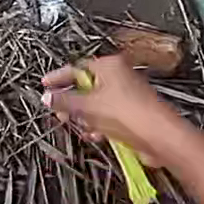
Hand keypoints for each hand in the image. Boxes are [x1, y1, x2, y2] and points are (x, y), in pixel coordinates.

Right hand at [40, 55, 187, 163]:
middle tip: (60, 113)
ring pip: (94, 104)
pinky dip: (98, 124)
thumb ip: (64, 101)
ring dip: (85, 117)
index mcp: (109, 66)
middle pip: (85, 87)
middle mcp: (118, 77)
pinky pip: (106, 116)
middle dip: (72, 102)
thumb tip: (47, 97)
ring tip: (81, 126)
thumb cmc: (129, 115)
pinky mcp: (129, 113)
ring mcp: (125, 95)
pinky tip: (96, 134)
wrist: (159, 137)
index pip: (76, 67)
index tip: (45, 84)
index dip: (59, 77)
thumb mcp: (87, 107)